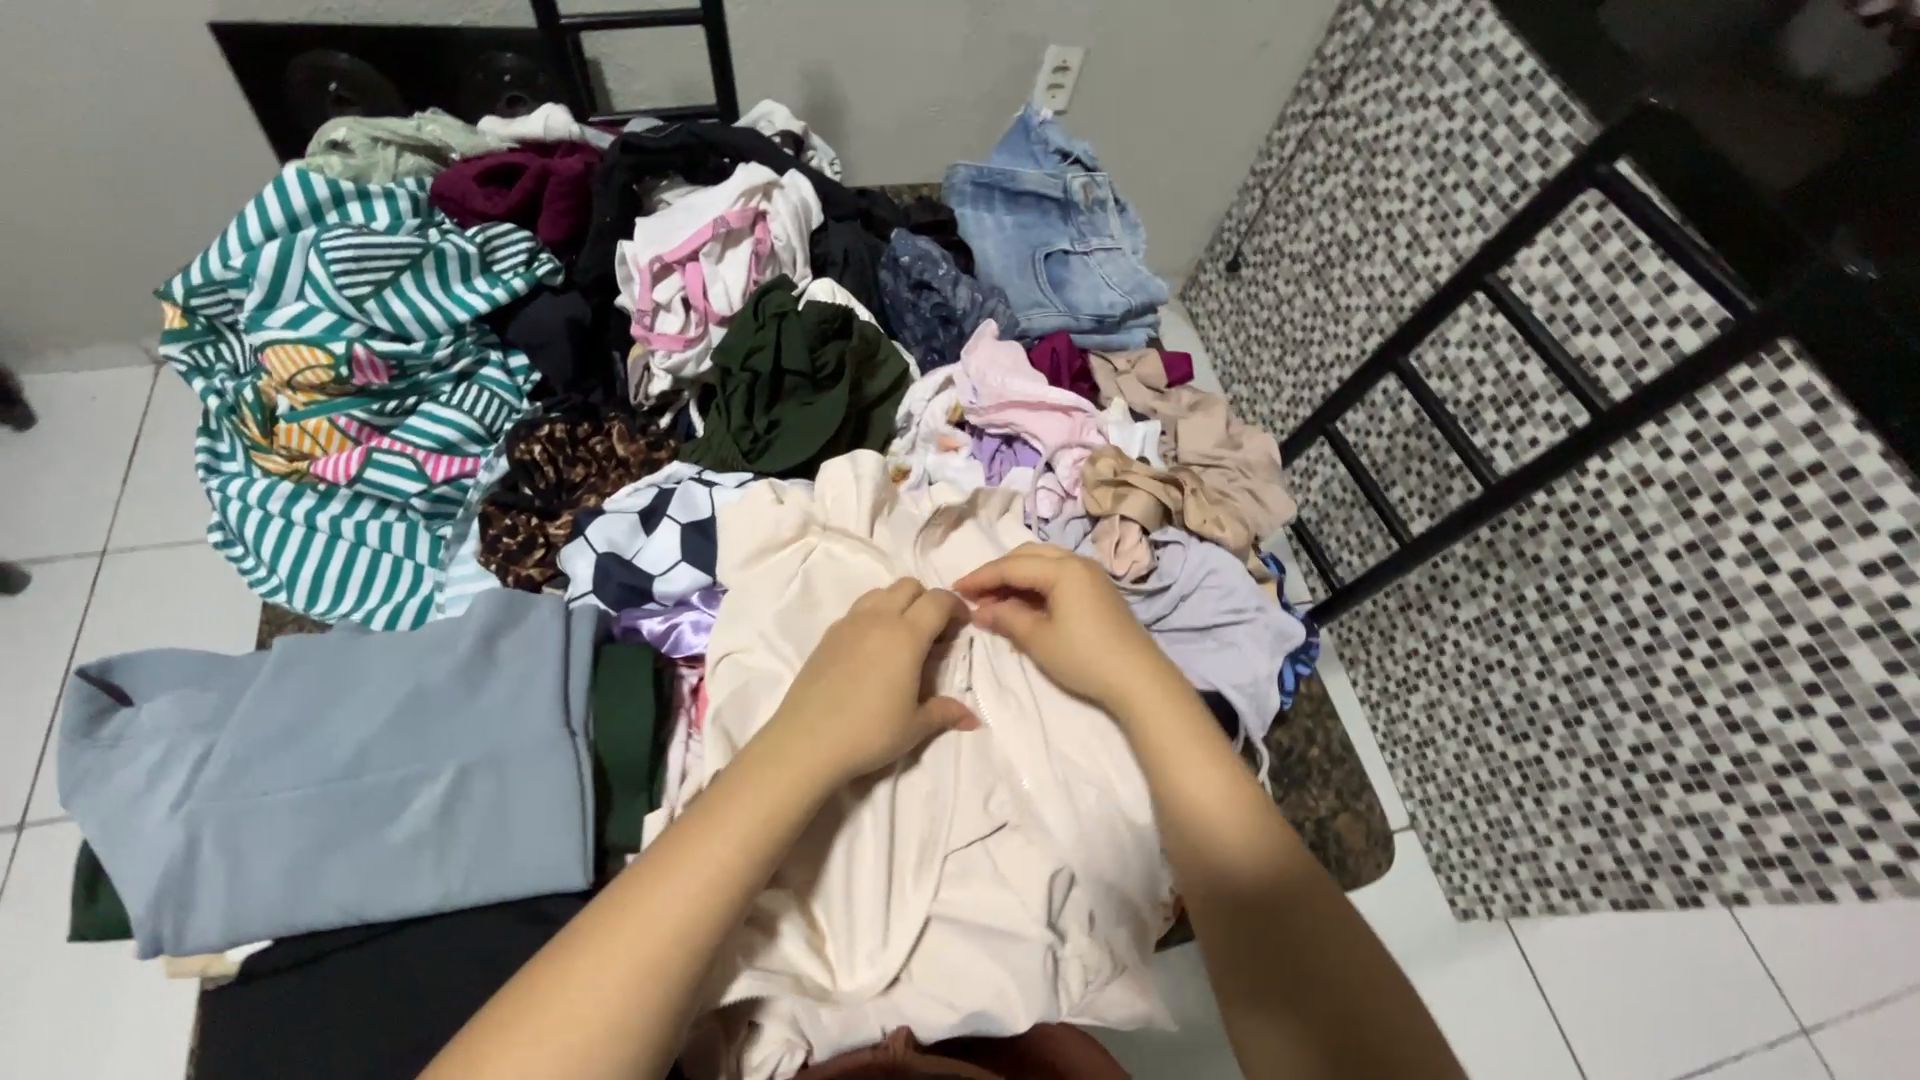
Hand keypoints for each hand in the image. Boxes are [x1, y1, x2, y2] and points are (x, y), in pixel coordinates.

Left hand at [763, 578, 978, 783]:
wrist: (806, 742)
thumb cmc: (869, 733)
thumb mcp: (914, 726)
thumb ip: (944, 713)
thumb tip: (971, 718)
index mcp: (906, 635)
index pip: (938, 600)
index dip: (955, 606)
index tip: (962, 625)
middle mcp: (877, 620)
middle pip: (908, 586)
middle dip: (926, 600)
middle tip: (933, 632)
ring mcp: (848, 625)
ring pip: (879, 593)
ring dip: (897, 604)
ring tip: (901, 638)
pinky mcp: (826, 637)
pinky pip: (856, 611)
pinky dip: (872, 617)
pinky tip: (871, 651)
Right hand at [953, 542, 1179, 712]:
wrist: (1138, 679)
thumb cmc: (1084, 657)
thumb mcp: (1038, 640)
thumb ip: (1007, 618)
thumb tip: (982, 610)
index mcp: (1063, 569)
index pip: (1011, 566)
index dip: (981, 577)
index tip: (955, 589)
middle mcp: (1078, 562)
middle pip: (1028, 556)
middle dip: (998, 572)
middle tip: (975, 594)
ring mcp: (1091, 575)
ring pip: (1044, 563)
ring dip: (1017, 577)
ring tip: (995, 600)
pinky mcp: (1098, 591)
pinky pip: (1058, 575)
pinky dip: (1036, 585)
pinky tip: (1023, 604)